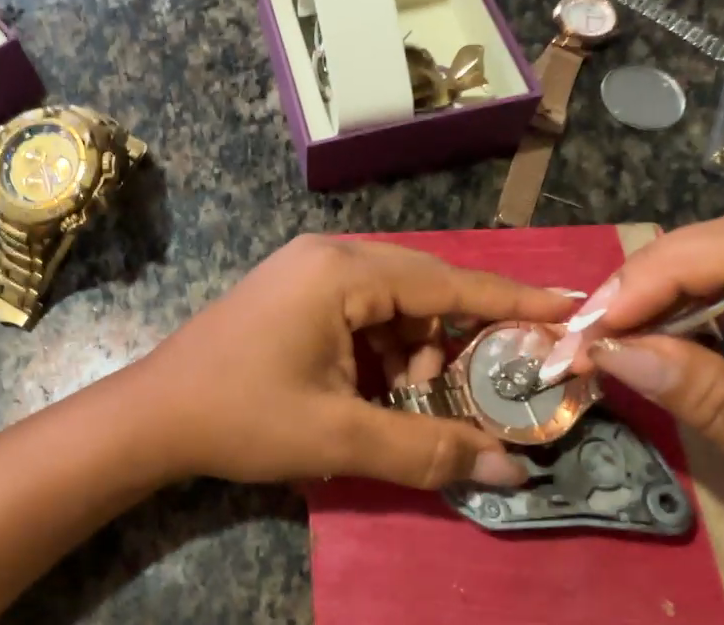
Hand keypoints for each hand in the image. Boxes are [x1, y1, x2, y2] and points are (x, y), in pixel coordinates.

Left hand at [126, 235, 574, 489]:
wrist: (155, 413)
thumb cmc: (243, 416)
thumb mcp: (339, 439)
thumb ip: (427, 450)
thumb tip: (509, 468)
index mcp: (342, 272)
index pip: (446, 282)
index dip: (509, 301)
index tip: (568, 309)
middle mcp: (330, 255)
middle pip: (421, 289)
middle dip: (455, 341)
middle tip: (490, 388)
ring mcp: (309, 269)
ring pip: (393, 304)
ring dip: (413, 353)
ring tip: (408, 403)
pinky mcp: (296, 291)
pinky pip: (362, 311)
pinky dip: (382, 350)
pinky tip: (375, 391)